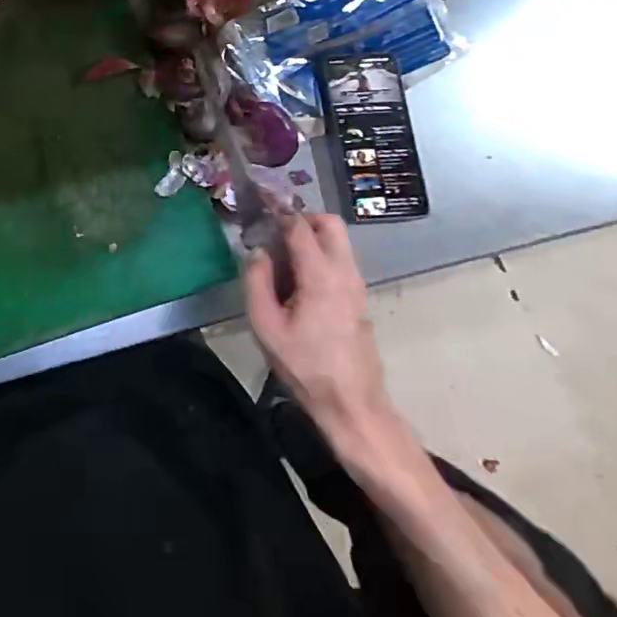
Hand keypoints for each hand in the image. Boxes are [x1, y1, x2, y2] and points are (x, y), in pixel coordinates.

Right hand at [244, 214, 395, 443]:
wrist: (352, 403)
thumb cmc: (304, 366)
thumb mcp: (265, 326)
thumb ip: (256, 281)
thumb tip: (258, 252)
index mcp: (321, 275)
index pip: (300, 227)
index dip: (278, 214)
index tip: (258, 213)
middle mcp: (345, 272)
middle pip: (330, 223)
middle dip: (302, 219)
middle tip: (275, 235)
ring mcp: (357, 284)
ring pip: (338, 241)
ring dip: (312, 238)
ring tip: (281, 261)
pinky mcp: (359, 298)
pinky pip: (340, 260)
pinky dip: (320, 256)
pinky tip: (297, 282)